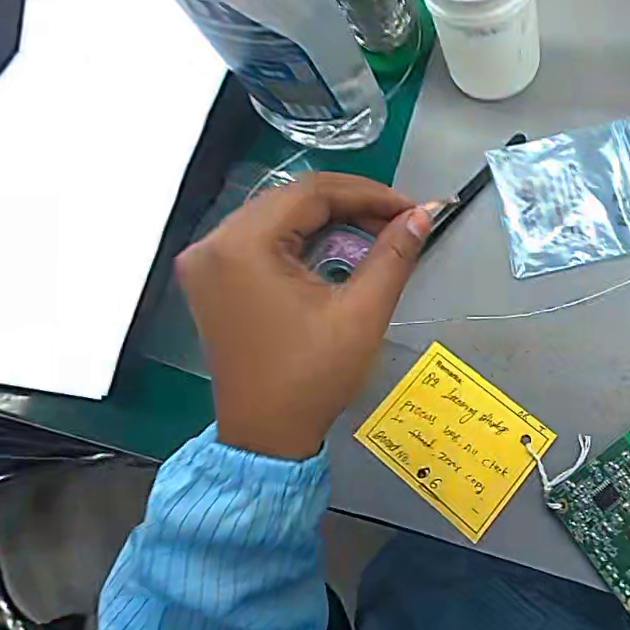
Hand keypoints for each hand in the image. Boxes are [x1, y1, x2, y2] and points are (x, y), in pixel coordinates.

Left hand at [174, 172, 435, 458]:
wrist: (267, 436)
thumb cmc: (312, 378)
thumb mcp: (361, 313)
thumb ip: (393, 256)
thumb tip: (422, 215)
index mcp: (242, 246)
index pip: (311, 192)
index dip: (369, 194)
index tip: (410, 209)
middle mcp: (214, 244)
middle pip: (291, 199)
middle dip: (351, 205)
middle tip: (398, 222)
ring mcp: (208, 263)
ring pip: (278, 217)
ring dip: (329, 220)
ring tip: (376, 234)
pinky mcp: (213, 280)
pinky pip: (264, 240)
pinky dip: (304, 239)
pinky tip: (338, 249)